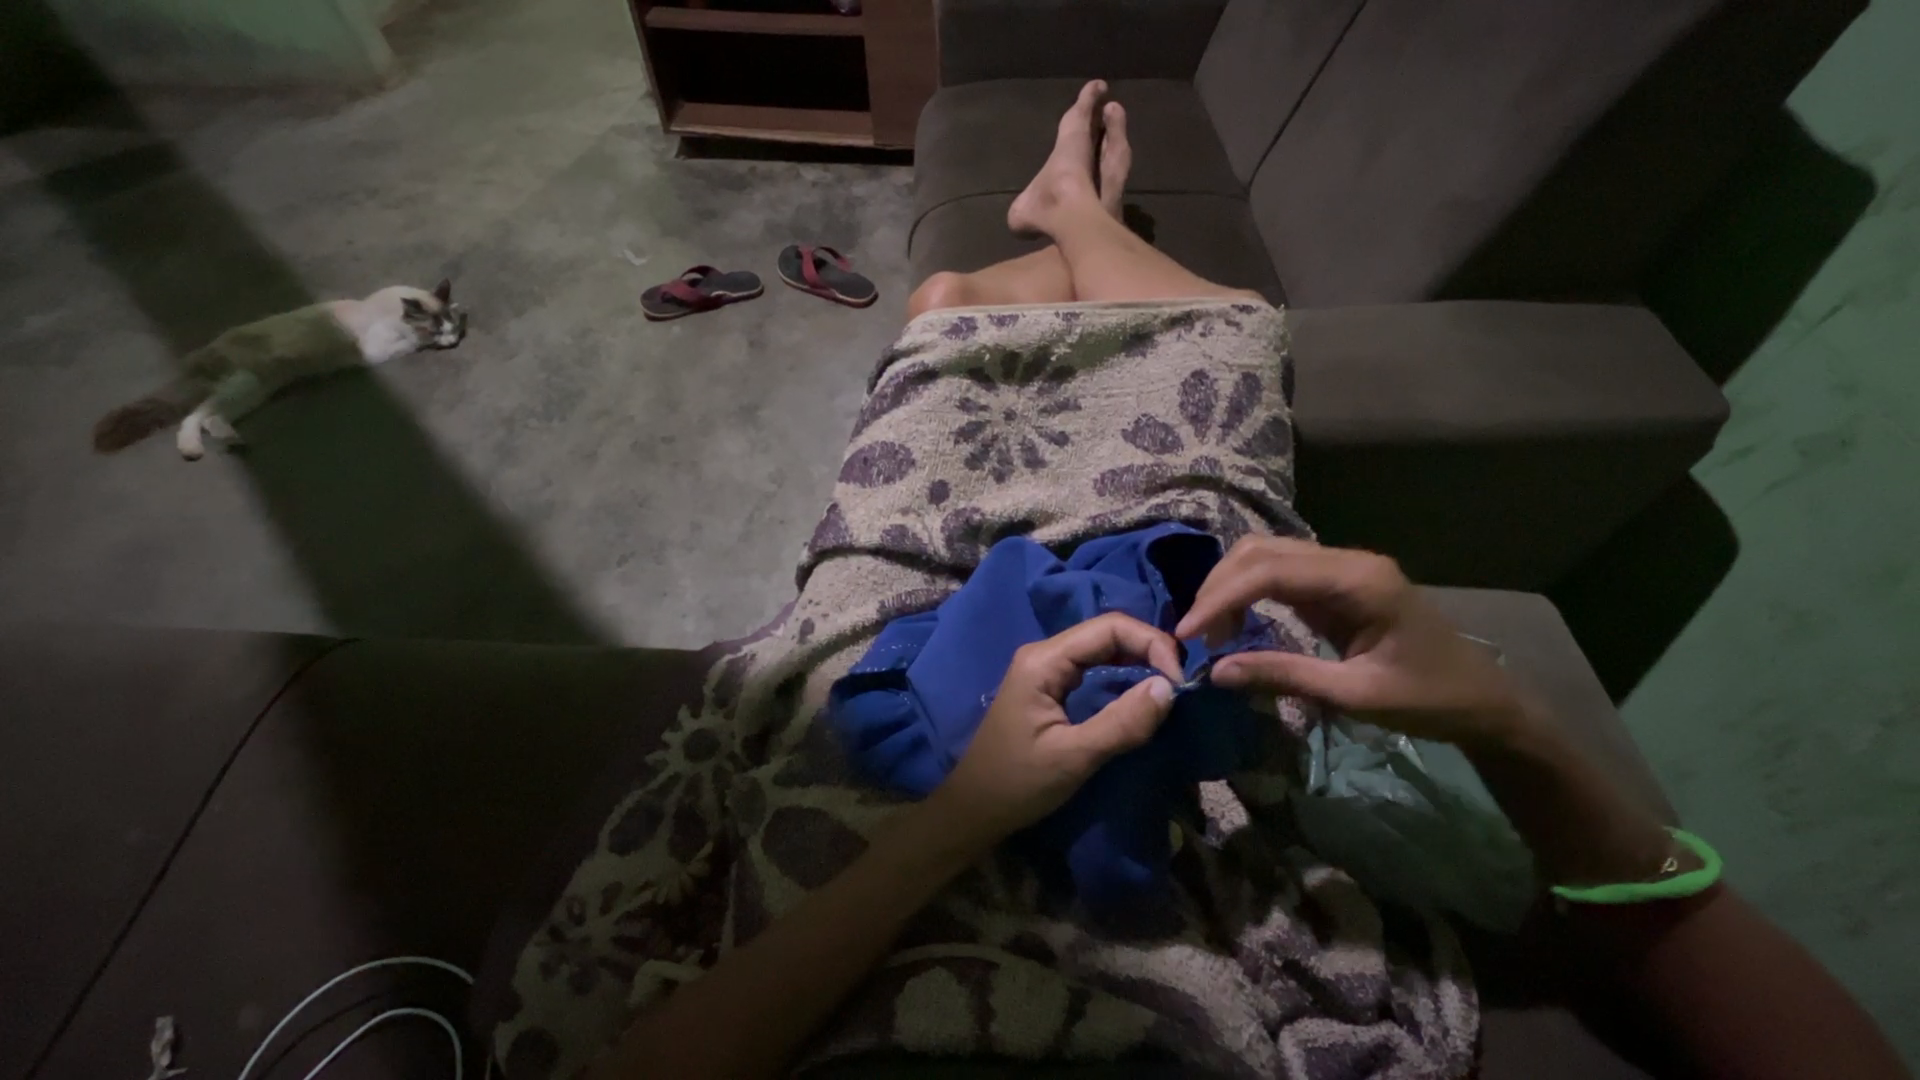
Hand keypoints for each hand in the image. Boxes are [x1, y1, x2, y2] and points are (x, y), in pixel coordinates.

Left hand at [931, 613, 1180, 847]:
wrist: (975, 808)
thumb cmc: (1018, 783)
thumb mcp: (1074, 757)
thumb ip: (1121, 722)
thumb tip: (1169, 688)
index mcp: (1044, 660)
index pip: (1109, 627)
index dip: (1151, 643)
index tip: (1179, 680)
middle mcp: (1044, 654)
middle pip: (1107, 632)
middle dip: (1149, 649)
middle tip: (1182, 683)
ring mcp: (1045, 670)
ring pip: (1102, 649)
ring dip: (1139, 660)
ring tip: (1170, 687)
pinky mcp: (1050, 688)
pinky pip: (1093, 668)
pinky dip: (1123, 675)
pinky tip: (1143, 694)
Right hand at [1174, 537, 1523, 746]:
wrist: (1484, 701)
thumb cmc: (1428, 699)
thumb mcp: (1353, 696)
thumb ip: (1282, 675)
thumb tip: (1216, 670)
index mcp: (1359, 580)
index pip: (1269, 572)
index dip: (1219, 598)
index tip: (1187, 633)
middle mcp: (1347, 560)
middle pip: (1260, 551)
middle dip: (1218, 587)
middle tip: (1195, 635)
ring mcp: (1343, 567)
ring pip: (1265, 555)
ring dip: (1229, 586)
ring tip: (1212, 631)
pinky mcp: (1337, 582)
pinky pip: (1279, 572)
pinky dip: (1247, 592)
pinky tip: (1234, 622)